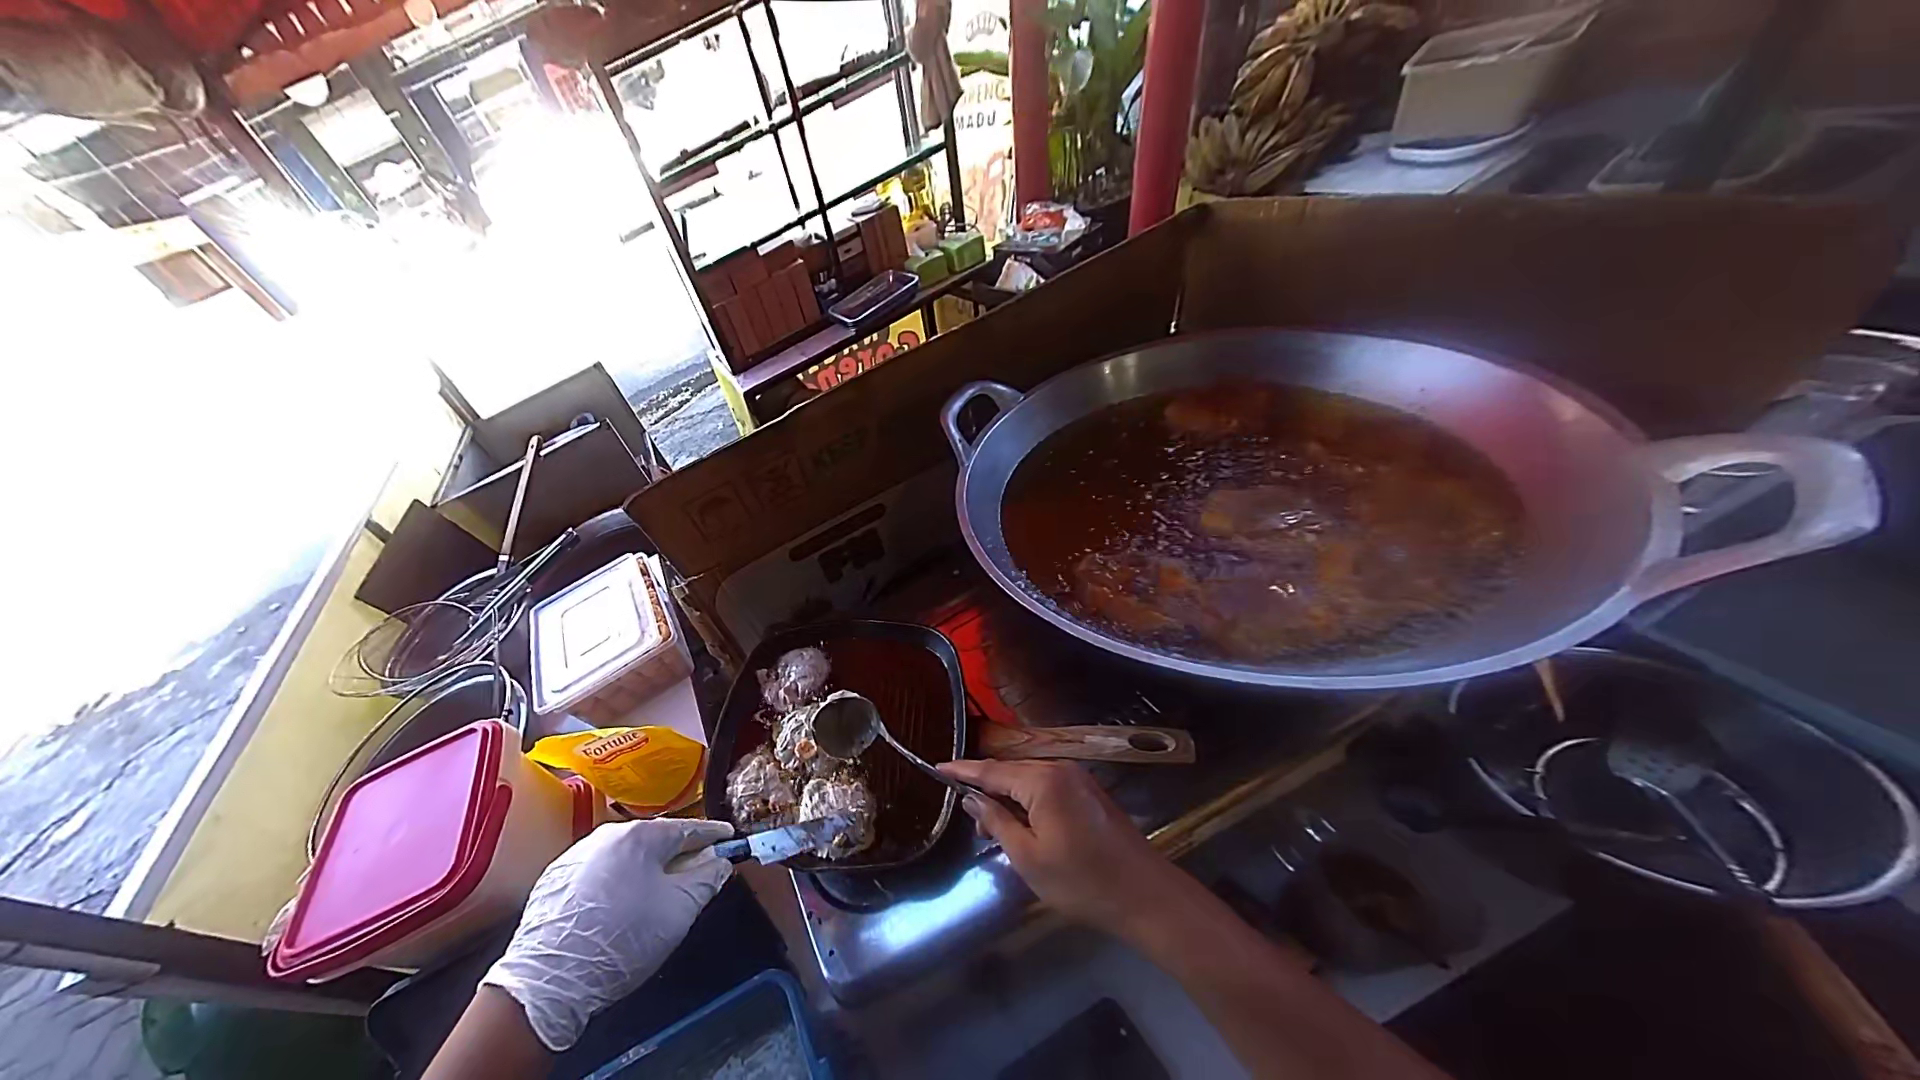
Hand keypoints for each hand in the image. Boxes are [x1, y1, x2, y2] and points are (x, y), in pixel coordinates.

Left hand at [481, 818, 732, 1050]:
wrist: (547, 982)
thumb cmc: (622, 939)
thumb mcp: (679, 911)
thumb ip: (707, 879)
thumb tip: (719, 863)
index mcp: (642, 836)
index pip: (689, 828)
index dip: (713, 834)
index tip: (728, 836)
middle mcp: (609, 835)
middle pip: (657, 839)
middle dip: (678, 853)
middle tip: (695, 871)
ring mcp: (578, 855)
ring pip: (627, 854)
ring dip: (646, 866)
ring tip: (656, 891)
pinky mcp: (555, 878)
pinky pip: (601, 869)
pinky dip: (618, 878)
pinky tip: (620, 903)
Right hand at [939, 759, 1193, 937]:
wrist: (1145, 895)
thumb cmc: (1082, 881)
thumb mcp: (1028, 857)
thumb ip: (996, 822)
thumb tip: (971, 799)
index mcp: (1043, 779)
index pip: (991, 770)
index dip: (962, 771)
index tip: (936, 767)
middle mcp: (1061, 768)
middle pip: (1011, 770)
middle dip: (986, 788)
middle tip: (965, 816)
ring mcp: (1078, 778)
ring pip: (1029, 778)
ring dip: (1007, 796)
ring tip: (990, 826)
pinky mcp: (1088, 792)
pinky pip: (1047, 786)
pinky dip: (1028, 800)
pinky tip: (1021, 822)